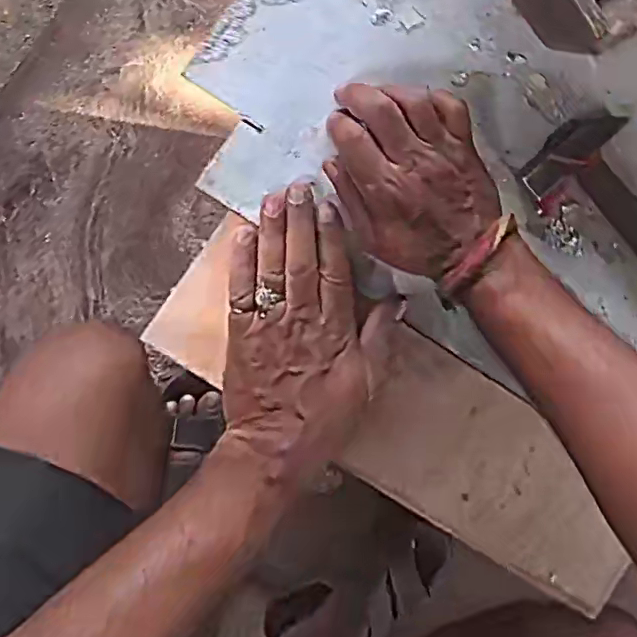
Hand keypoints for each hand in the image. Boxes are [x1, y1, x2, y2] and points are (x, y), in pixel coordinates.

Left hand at [222, 181, 396, 489]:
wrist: (272, 448)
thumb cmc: (323, 418)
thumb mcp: (366, 384)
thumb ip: (380, 340)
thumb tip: (397, 301)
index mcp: (333, 331)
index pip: (335, 274)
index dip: (333, 237)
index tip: (331, 206)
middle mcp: (300, 320)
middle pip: (301, 262)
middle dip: (300, 222)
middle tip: (299, 187)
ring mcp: (267, 324)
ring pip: (271, 270)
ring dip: (272, 232)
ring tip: (272, 199)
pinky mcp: (241, 332)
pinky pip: (240, 291)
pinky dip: (240, 263)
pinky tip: (243, 235)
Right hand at [324, 84, 501, 279]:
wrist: (473, 253)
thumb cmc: (419, 249)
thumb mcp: (372, 238)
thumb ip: (349, 199)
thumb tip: (332, 163)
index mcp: (385, 186)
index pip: (353, 139)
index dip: (338, 123)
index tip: (335, 121)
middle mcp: (412, 161)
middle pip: (381, 110)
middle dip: (357, 95)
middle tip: (346, 95)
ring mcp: (442, 149)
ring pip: (414, 102)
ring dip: (390, 90)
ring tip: (378, 93)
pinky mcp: (464, 145)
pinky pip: (451, 106)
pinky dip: (432, 97)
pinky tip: (417, 102)